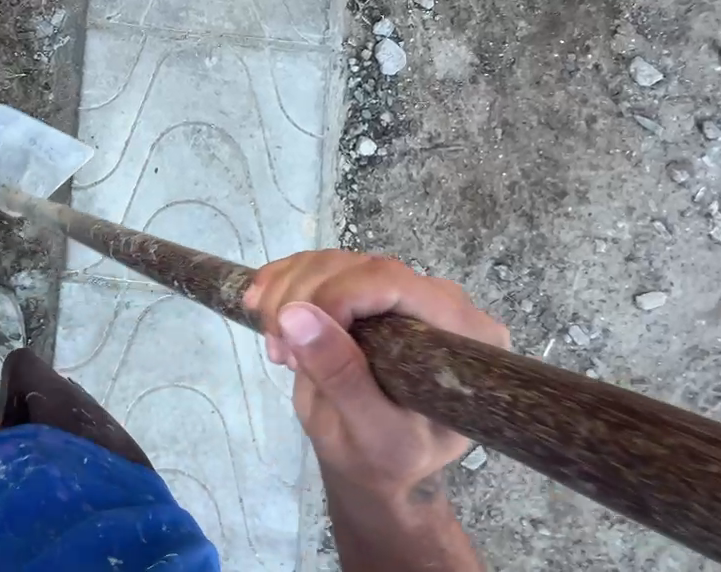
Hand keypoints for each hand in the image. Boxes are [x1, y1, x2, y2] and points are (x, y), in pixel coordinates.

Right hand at [243, 251, 509, 502]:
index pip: (392, 281)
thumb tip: (296, 316)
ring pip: (323, 262)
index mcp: (461, 331)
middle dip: (299, 299)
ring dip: (282, 296)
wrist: (370, 458)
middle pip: (351, 267)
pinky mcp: (356, 286)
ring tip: (276, 347)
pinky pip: (308, 265)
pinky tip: (259, 311)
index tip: (296, 337)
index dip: (335, 295)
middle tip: (281, 353)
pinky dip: (275, 283)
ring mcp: (392, 290)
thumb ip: (342, 377)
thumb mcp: (371, 433)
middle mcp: (433, 300)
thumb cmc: (388, 458)